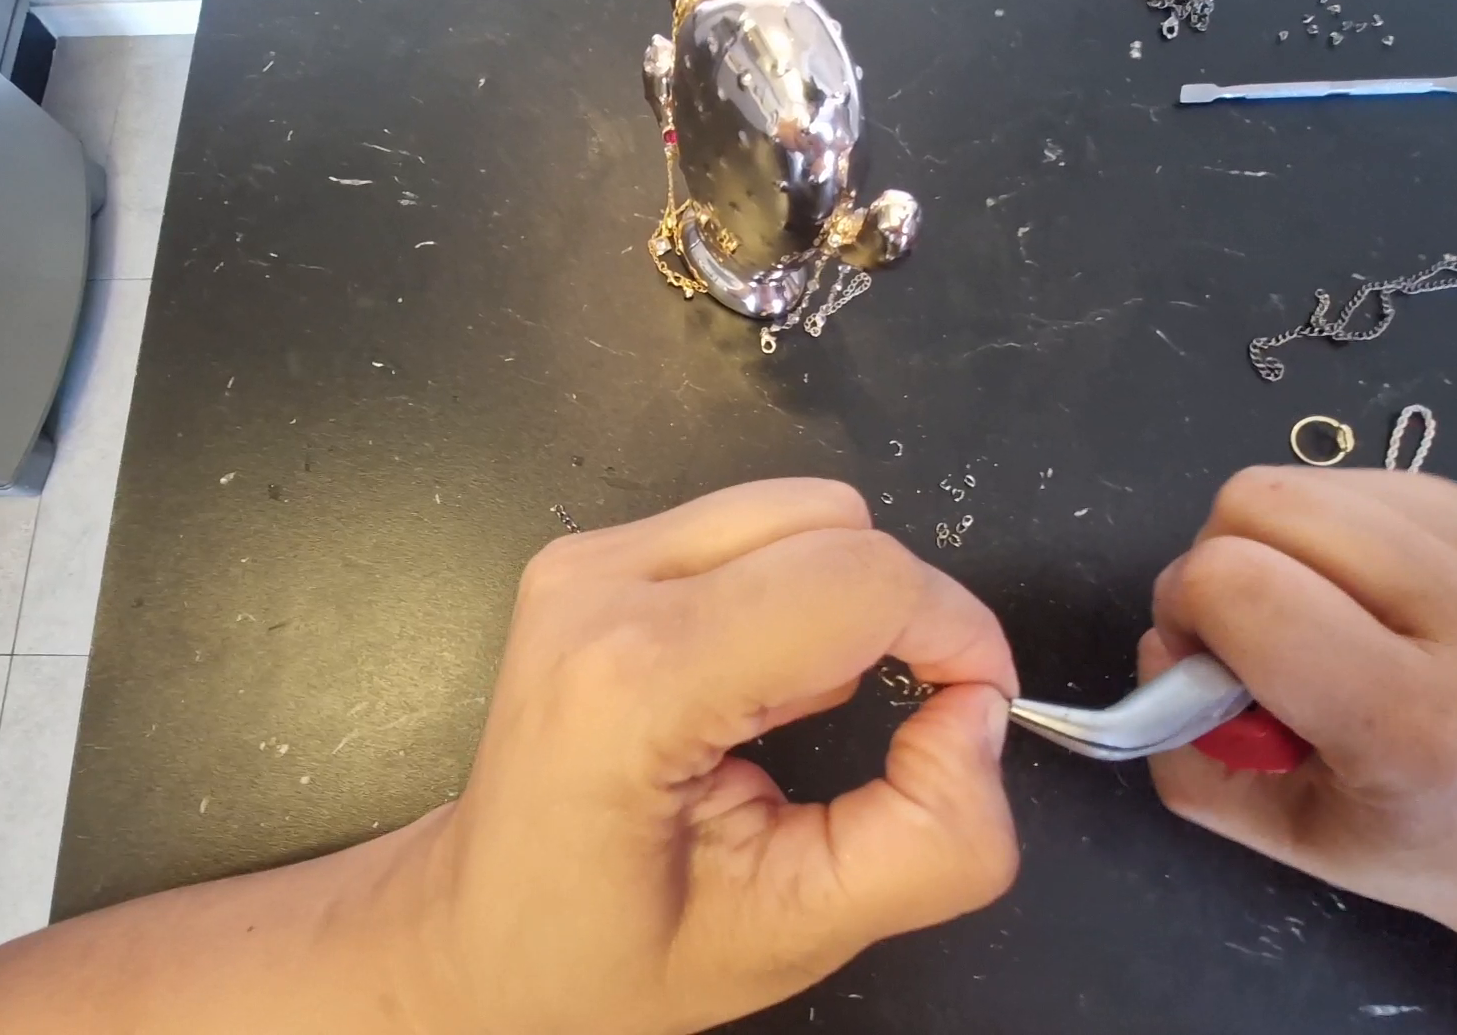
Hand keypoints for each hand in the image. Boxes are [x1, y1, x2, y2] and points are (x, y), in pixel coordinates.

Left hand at [380, 478, 1020, 1034]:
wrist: (479, 920)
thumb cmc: (610, 948)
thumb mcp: (796, 929)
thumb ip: (933, 839)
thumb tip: (977, 711)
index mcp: (636, 681)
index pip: (855, 579)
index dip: (954, 628)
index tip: (973, 699)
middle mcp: (601, 585)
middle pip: (833, 523)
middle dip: (902, 610)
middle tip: (889, 710)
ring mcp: (587, 556)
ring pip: (795, 509)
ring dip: (839, 596)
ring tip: (792, 700)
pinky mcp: (590, 551)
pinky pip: (744, 525)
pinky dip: (786, 585)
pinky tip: (748, 669)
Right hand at [1142, 467, 1456, 1030]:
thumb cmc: (1376, 829)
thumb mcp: (1235, 808)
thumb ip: (1166, 728)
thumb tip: (1169, 636)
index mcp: (1413, 723)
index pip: (1233, 583)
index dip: (1181, 604)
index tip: (1202, 654)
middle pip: (1261, 503)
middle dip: (1217, 555)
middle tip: (1247, 622)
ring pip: (1301, 484)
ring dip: (1269, 539)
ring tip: (1307, 605)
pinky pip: (1360, 483)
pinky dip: (1325, 528)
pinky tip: (1357, 587)